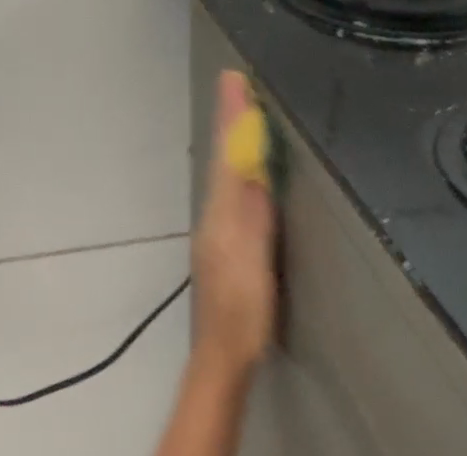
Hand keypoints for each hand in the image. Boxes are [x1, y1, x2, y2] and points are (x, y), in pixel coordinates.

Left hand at [191, 71, 277, 376]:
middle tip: (238, 92)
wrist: (221, 362)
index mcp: (221, 226)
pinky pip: (229, 207)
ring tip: (243, 125)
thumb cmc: (242, 319)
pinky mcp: (223, 261)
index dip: (234, 125)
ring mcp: (215, 246)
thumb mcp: (253, 266)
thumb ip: (254, 218)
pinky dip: (236, 183)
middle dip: (231, 130)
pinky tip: (245, 184)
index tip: (235, 83)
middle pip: (222, 170)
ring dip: (233, 154)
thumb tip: (254, 170)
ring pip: (224, 187)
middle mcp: (212, 229)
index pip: (228, 163)